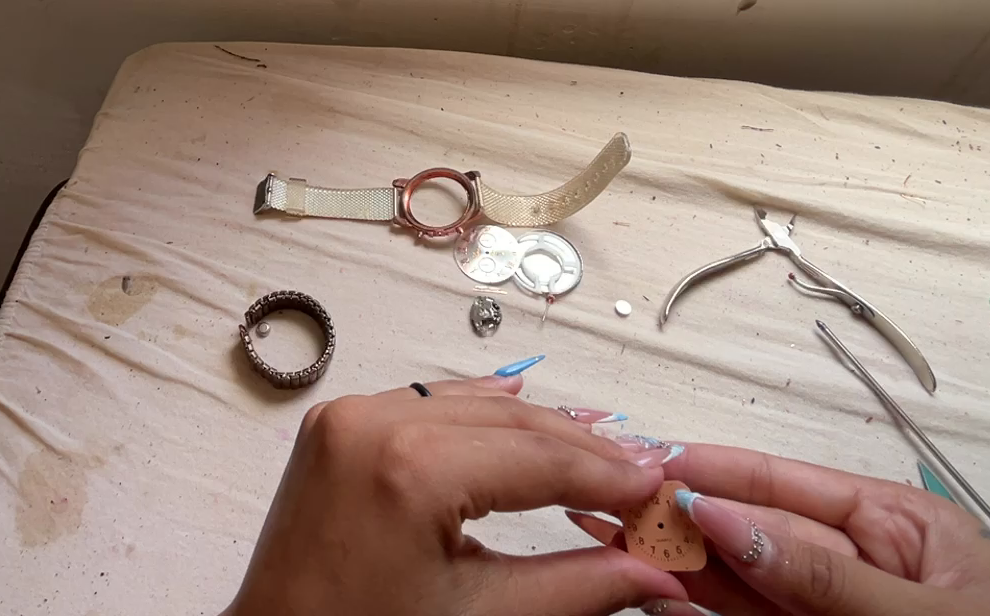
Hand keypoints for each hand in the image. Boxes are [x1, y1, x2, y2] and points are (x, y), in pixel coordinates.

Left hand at [223, 375, 691, 615]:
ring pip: (465, 403)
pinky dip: (471, 409)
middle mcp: (373, 421)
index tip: (653, 484)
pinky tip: (510, 402)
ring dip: (528, 423)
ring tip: (590, 442)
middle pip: (504, 420)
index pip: (534, 457)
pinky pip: (421, 402)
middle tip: (633, 469)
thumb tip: (652, 571)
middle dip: (574, 444)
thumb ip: (576, 587)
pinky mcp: (336, 421)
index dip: (603, 472)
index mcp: (408, 467)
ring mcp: (348, 415)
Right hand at [650, 443, 989, 614]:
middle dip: (687, 519)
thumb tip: (722, 516)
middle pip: (754, 531)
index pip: (786, 482)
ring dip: (682, 563)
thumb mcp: (931, 615)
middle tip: (618, 508)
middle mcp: (857, 563)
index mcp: (897, 525)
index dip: (717, 468)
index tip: (655, 461)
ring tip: (621, 543)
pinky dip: (704, 610)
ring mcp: (835, 611)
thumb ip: (823, 572)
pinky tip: (663, 595)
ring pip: (744, 580)